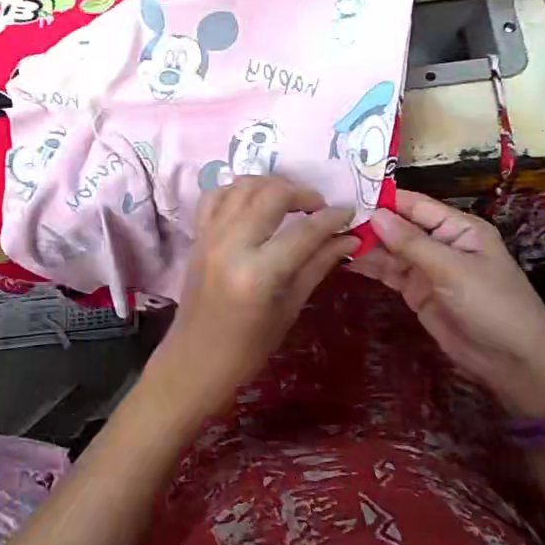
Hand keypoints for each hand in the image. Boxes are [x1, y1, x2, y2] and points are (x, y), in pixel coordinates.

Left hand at [149, 176, 357, 413]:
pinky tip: (255, 203)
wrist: (195, 360)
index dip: (332, 218)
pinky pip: (216, 196)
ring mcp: (209, 237)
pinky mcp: (197, 237)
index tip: (349, 213)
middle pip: (271, 194)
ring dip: (271, 185)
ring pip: (242, 186)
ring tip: (290, 201)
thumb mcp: (289, 308)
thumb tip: (349, 239)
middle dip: (302, 193)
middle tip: (319, 207)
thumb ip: (318, 265)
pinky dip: (238, 190)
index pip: (304, 231)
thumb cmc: (248, 347)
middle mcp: (231, 246)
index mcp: (258, 273)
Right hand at [351, 190, 544, 418]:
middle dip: (369, 222)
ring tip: (329, 237)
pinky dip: (371, 267)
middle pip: (399, 227)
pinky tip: (346, 260)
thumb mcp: (452, 269)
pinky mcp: (417, 293)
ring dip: (365, 245)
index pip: (415, 205)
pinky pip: (390, 274)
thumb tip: (375, 214)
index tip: (347, 191)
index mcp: (458, 228)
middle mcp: (441, 243)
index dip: (384, 199)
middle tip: (328, 218)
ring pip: (391, 251)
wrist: (511, 360)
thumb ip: (412, 243)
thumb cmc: (492, 304)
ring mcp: (428, 269)